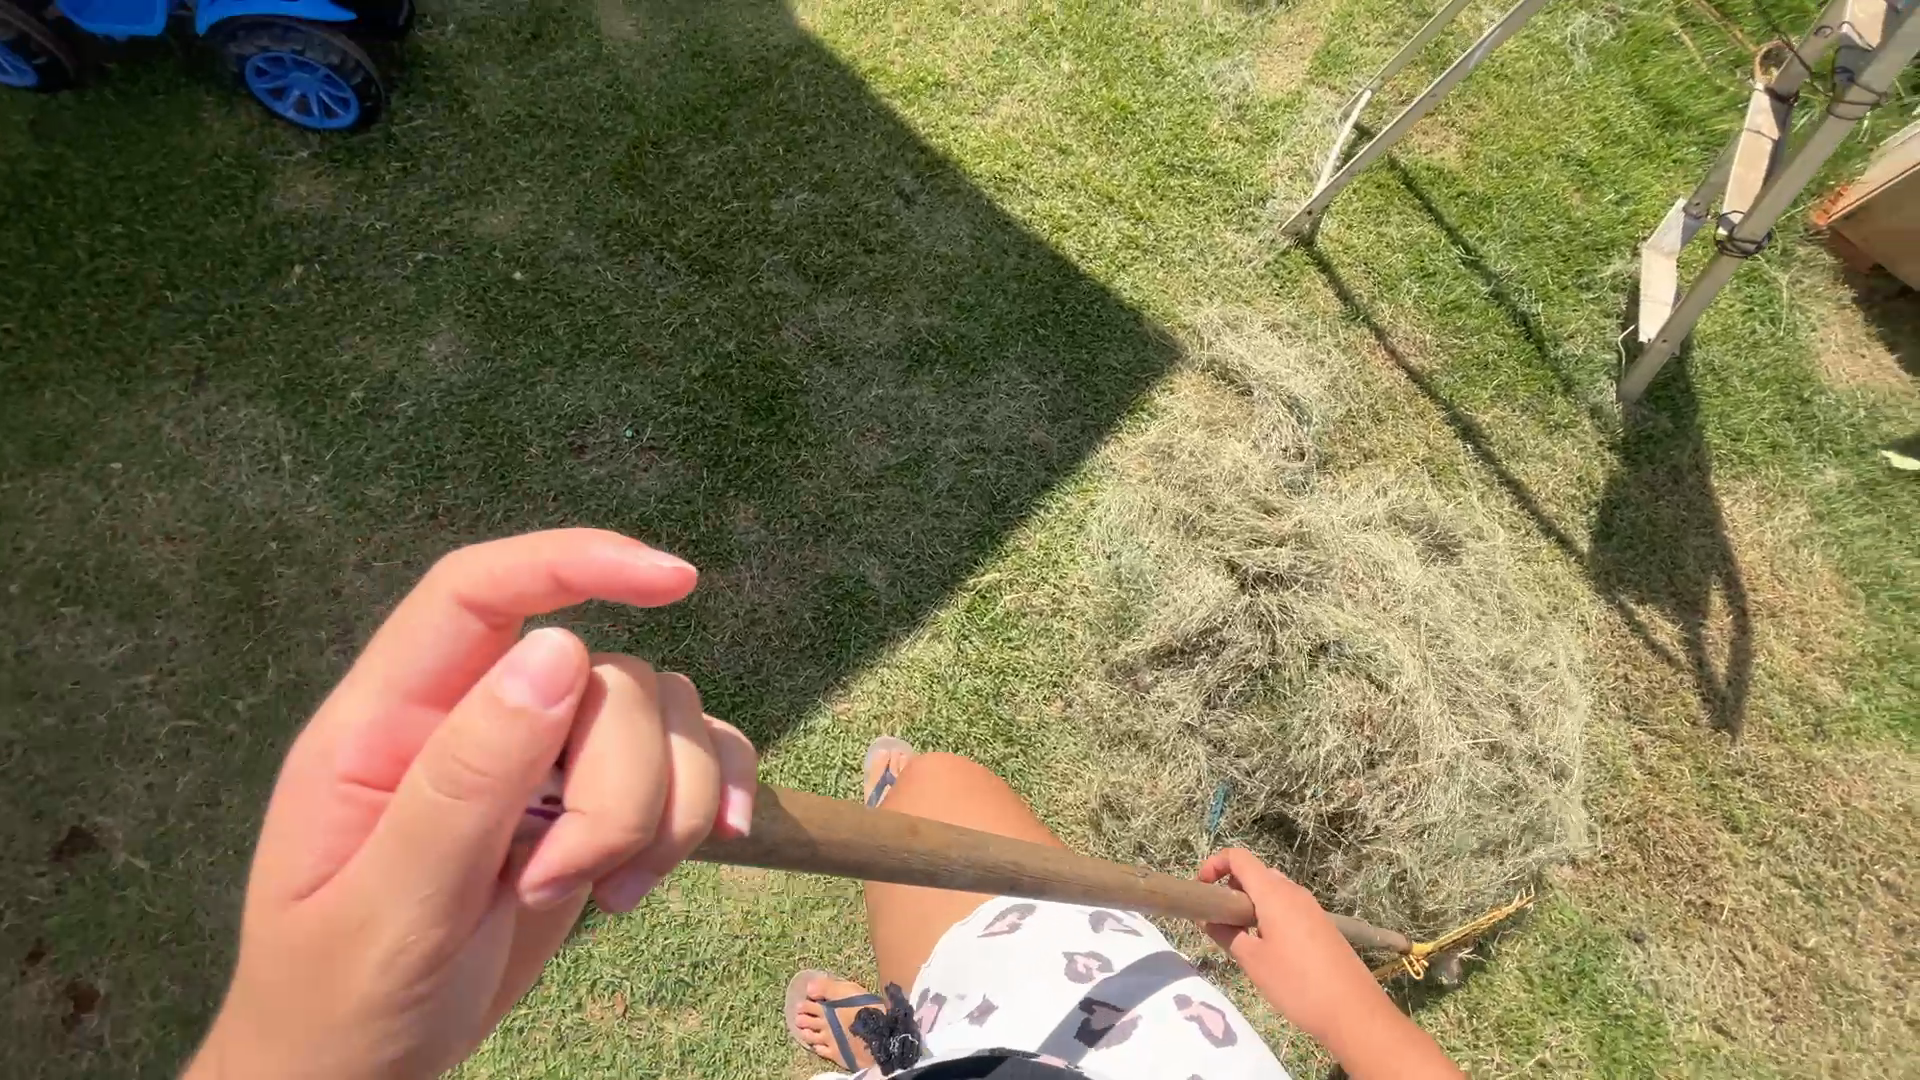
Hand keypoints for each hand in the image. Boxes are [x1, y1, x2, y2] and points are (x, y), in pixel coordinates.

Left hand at [184, 530, 758, 1079]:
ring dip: (666, 810)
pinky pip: (702, 751)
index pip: (482, 590)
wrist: (376, 1063)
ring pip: (668, 715)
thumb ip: (466, 778)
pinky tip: (718, 839)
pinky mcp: (612, 788)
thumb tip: (560, 650)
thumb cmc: (344, 1000)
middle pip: (610, 682)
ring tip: (609, 892)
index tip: (672, 580)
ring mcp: (560, 749)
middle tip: (565, 878)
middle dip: (621, 787)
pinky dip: (719, 789)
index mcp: (396, 718)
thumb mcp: (388, 911)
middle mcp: (489, 712)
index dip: (577, 561)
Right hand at [1197, 848, 1386, 1042]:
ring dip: (1252, 903)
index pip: (1239, 857)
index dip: (1215, 864)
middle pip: (1256, 872)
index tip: (1203, 889)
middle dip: (1232, 887)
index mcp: (1273, 893)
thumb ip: (1226, 934)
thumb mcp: (1253, 961)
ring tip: (1243, 936)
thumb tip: (1207, 920)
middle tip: (1221, 917)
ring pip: (1273, 891)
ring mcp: (1312, 908)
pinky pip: (1289, 907)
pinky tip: (1271, 949)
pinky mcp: (1323, 925)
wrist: (1357, 1015)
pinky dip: (1271, 914)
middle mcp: (1293, 892)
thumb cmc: (1298, 984)